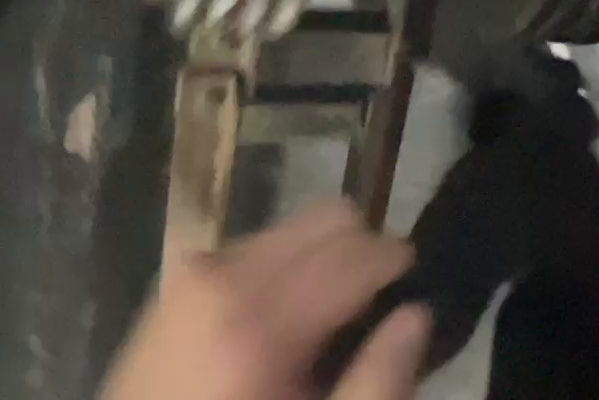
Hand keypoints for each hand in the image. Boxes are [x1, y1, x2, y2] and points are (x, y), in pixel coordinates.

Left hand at [101, 201, 430, 399]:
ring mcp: (198, 264)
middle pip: (326, 216)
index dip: (395, 258)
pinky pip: (258, 242)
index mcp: (258, 319)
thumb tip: (416, 314)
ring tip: (326, 315)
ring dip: (321, 255)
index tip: (415, 280)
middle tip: (371, 304)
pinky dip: (284, 264)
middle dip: (359, 250)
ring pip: (293, 224)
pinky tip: (282, 315)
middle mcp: (226, 271)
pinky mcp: (182, 269)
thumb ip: (374, 384)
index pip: (353, 247)